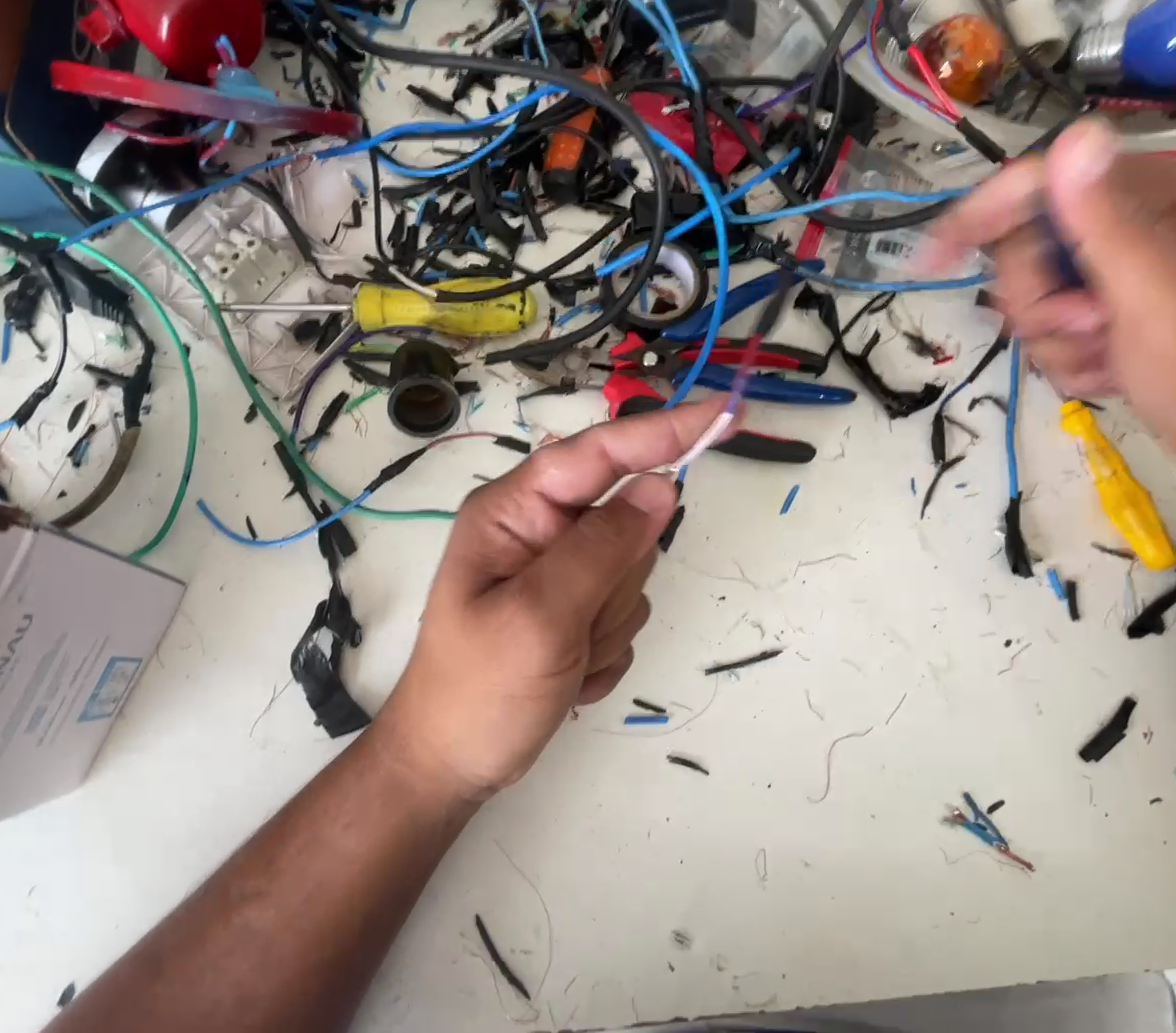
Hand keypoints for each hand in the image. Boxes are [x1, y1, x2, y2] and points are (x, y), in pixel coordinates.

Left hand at [372, 402, 721, 801]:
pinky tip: (564, 673)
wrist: (454, 763)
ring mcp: (560, 574)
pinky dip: (604, 651)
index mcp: (513, 513)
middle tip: (571, 627)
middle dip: (613, 583)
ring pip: (633, 574)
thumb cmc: (478, 689)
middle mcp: (538, 532)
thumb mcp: (538, 617)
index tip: (722, 412)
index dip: (659, 432)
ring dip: (606, 625)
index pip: (596, 455)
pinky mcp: (577, 611)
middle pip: (626, 523)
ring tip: (560, 657)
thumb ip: (601, 548)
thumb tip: (660, 486)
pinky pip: (626, 614)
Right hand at [920, 119, 1175, 472]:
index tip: (930, 262)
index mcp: (1162, 194)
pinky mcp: (1117, 302)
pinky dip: (1064, 353)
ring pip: (1032, 287)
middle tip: (1080, 329)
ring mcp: (1127, 263)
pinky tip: (1106, 368)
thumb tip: (1073, 139)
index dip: (980, 215)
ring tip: (1101, 356)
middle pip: (1027, 241)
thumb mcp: (1161, 298)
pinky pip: (1050, 320)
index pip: (1043, 180)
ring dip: (1051, 335)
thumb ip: (1110, 223)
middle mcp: (1141, 217)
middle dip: (1036, 298)